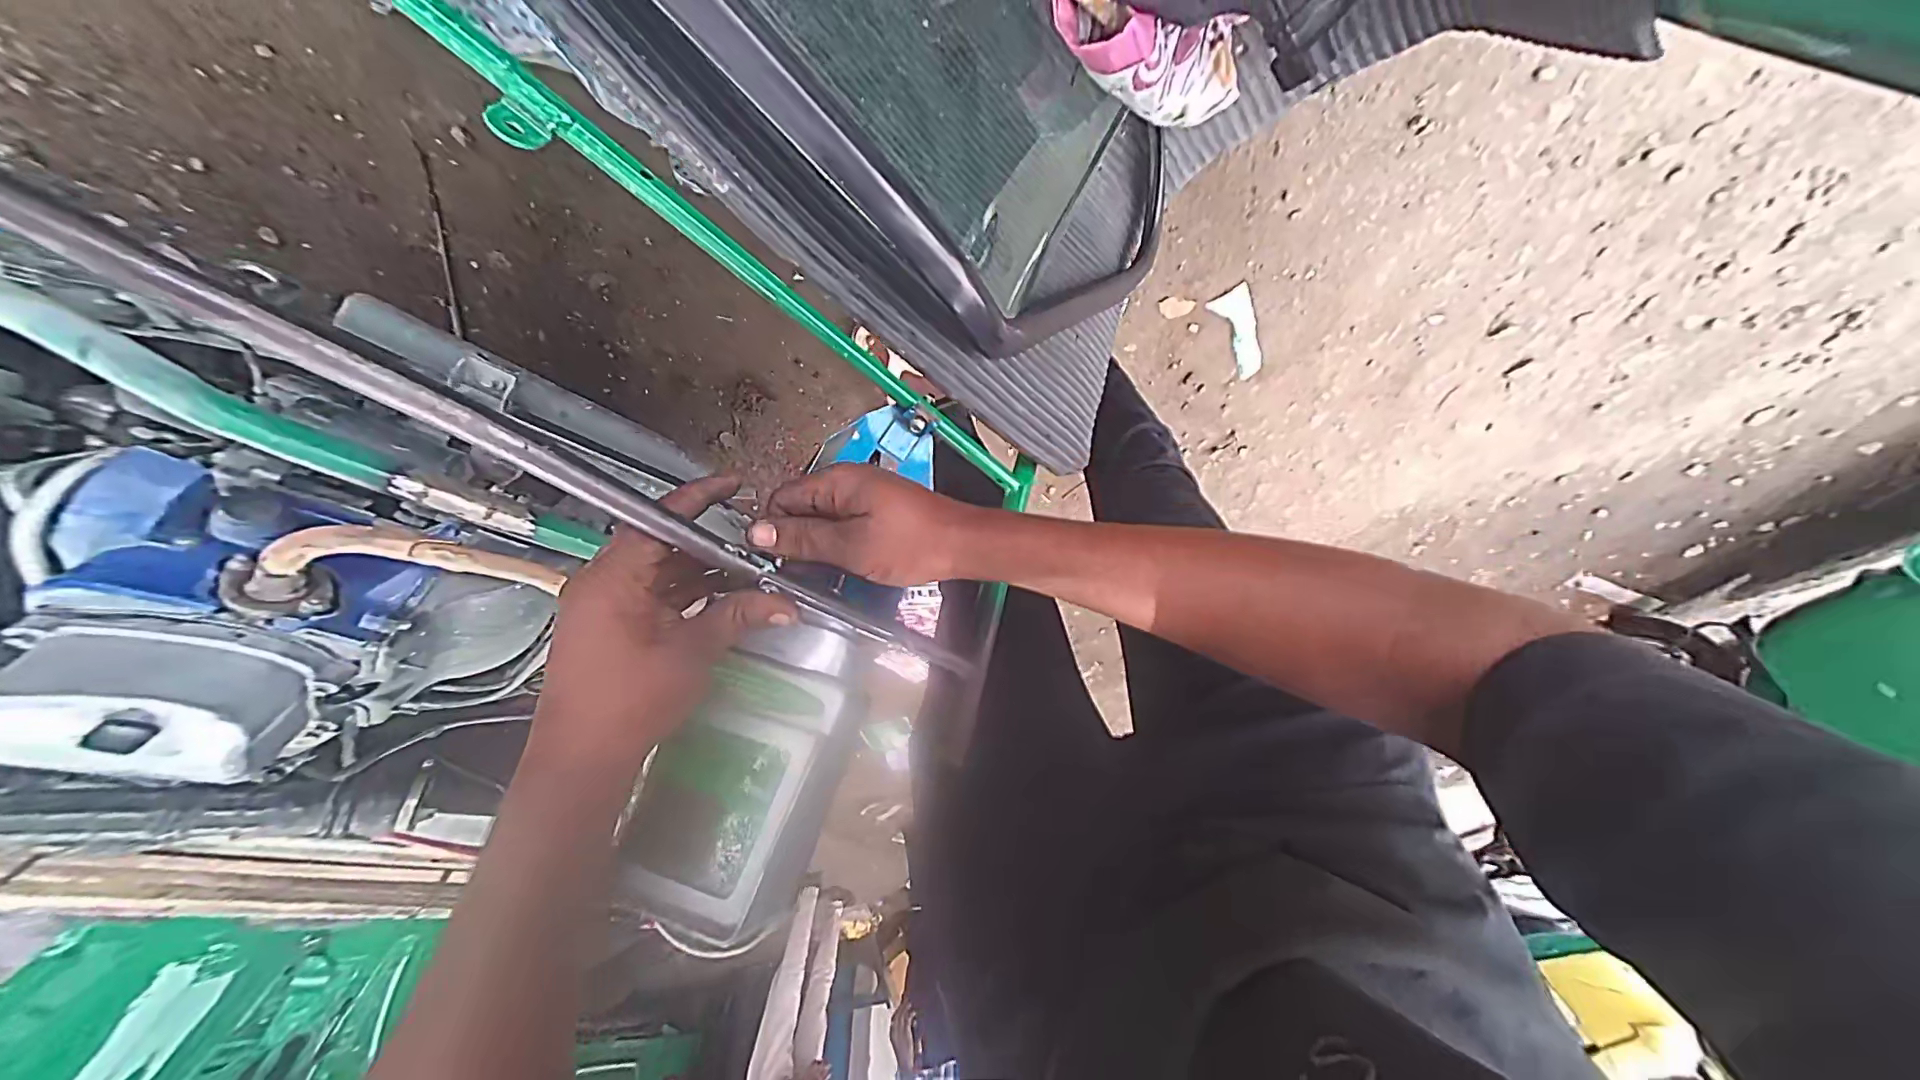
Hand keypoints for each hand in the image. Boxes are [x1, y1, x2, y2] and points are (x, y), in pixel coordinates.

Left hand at [527, 475, 797, 781]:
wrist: (582, 757)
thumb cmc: (631, 700)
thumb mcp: (692, 651)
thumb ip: (737, 616)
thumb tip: (785, 603)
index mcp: (612, 577)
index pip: (657, 519)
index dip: (697, 499)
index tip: (732, 485)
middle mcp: (601, 581)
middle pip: (659, 543)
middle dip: (707, 540)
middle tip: (750, 536)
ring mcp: (602, 604)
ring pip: (658, 570)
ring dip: (699, 569)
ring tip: (744, 567)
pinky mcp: (608, 624)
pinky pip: (651, 593)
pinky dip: (684, 591)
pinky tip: (720, 595)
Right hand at [746, 464, 986, 585]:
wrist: (961, 544)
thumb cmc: (915, 543)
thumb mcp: (851, 546)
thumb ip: (804, 538)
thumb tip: (760, 532)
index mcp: (837, 480)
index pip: (782, 497)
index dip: (773, 527)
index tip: (772, 557)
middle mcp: (847, 481)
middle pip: (800, 507)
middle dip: (796, 538)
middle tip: (801, 570)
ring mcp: (863, 495)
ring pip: (822, 519)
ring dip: (818, 545)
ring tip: (827, 571)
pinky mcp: (876, 511)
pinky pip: (843, 525)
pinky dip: (839, 544)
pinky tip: (846, 564)